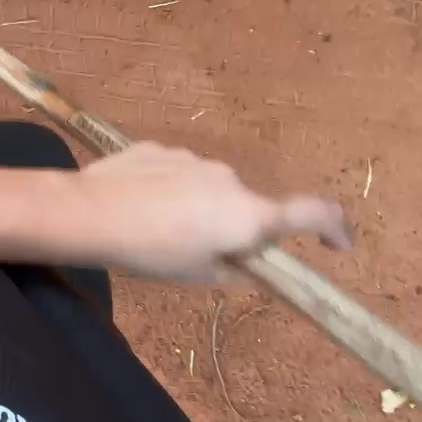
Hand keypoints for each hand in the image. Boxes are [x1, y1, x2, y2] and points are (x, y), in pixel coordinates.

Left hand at [74, 142, 350, 283]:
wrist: (87, 211)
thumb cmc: (148, 251)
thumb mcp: (199, 274)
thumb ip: (236, 267)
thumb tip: (248, 261)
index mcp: (249, 214)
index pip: (314, 213)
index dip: (333, 228)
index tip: (335, 243)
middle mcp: (228, 179)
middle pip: (245, 204)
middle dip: (231, 224)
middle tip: (194, 245)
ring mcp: (190, 158)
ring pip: (206, 186)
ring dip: (194, 203)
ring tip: (154, 223)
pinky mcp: (156, 148)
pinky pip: (172, 171)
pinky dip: (164, 186)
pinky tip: (135, 200)